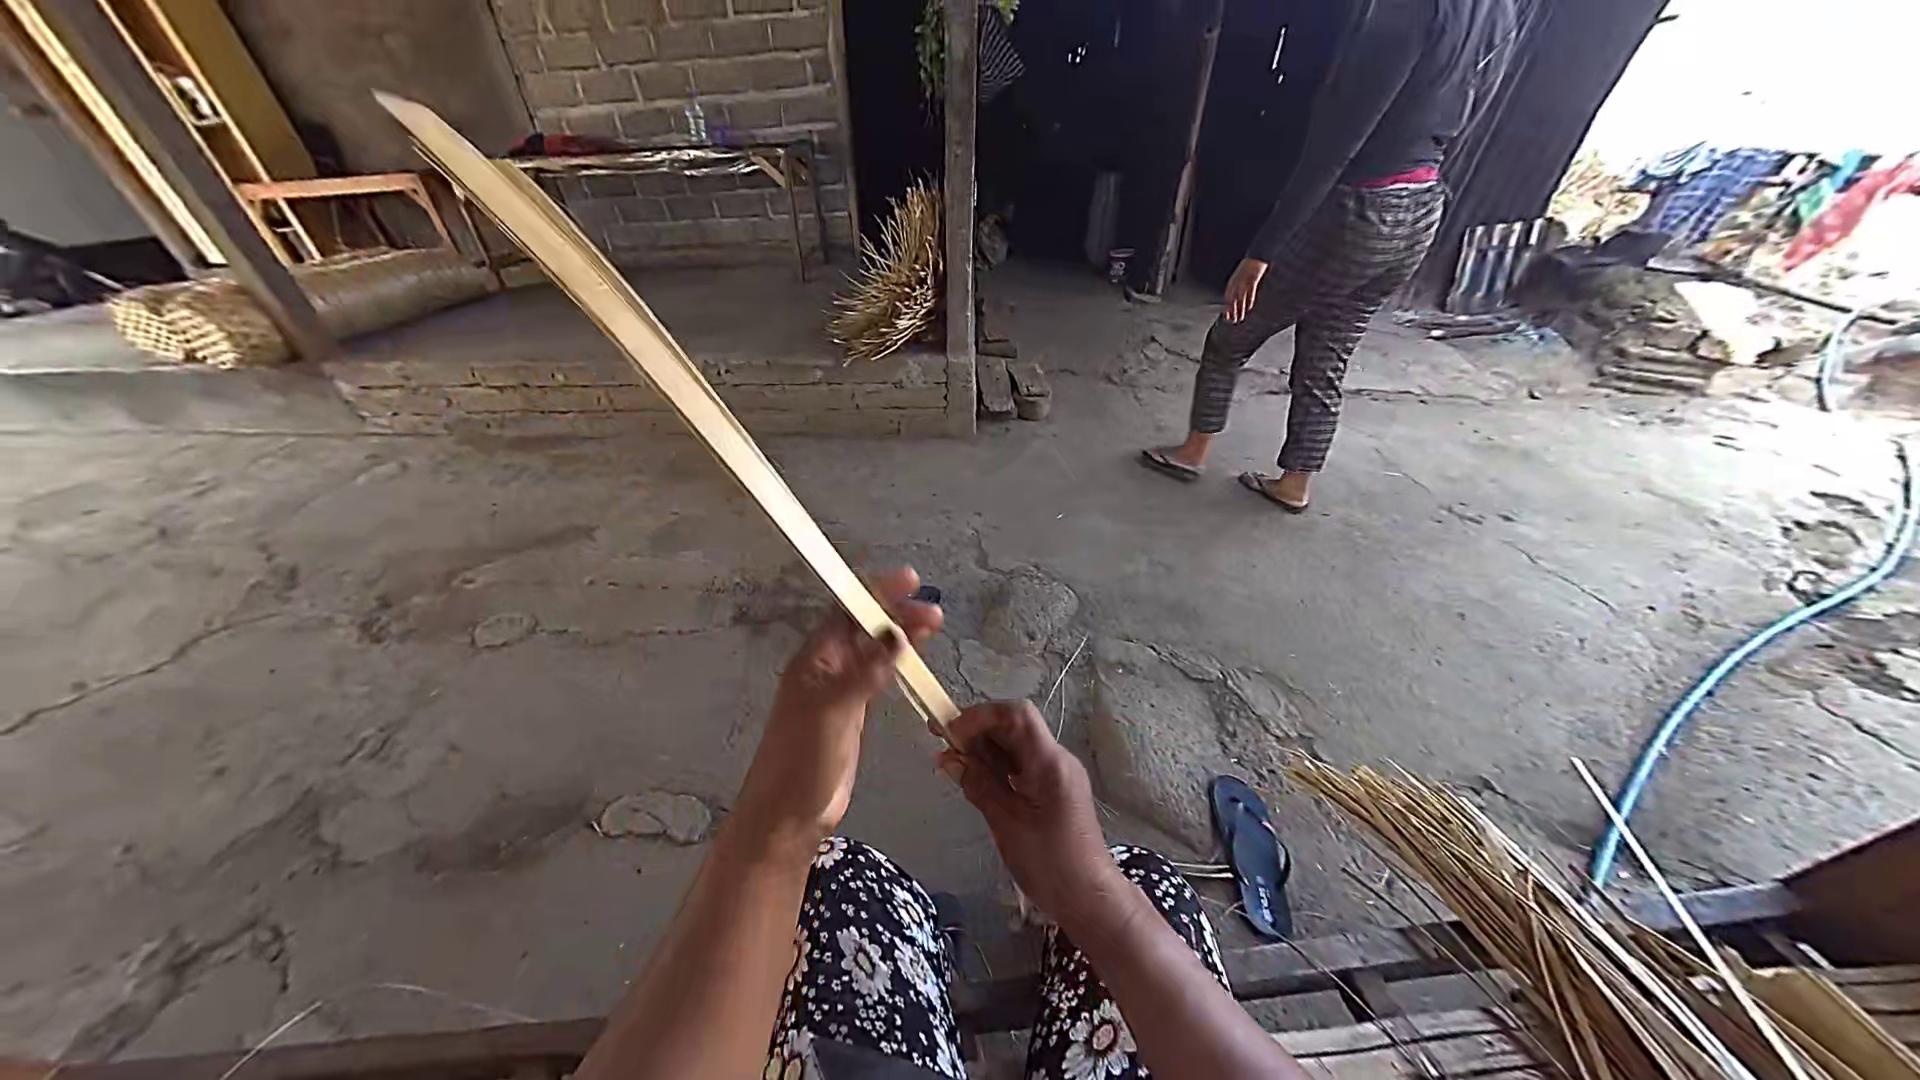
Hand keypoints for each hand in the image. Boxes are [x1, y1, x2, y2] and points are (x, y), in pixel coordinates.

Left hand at [735, 568, 942, 847]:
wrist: (789, 813)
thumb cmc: (801, 759)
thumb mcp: (832, 709)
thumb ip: (866, 671)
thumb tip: (898, 633)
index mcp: (814, 659)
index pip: (847, 612)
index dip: (876, 592)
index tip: (909, 580)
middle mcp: (828, 667)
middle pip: (865, 627)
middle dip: (897, 612)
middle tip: (932, 609)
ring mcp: (842, 688)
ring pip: (876, 649)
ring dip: (902, 634)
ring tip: (933, 623)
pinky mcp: (854, 710)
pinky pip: (880, 674)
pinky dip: (899, 661)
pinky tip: (915, 656)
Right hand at [936, 701, 1124, 923]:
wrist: (1090, 899)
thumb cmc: (1050, 863)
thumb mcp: (1007, 823)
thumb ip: (978, 785)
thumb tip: (949, 759)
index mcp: (1050, 763)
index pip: (1016, 716)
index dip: (980, 716)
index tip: (950, 731)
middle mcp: (1057, 759)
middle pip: (1014, 726)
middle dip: (977, 729)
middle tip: (942, 739)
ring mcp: (1057, 773)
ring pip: (1016, 744)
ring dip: (983, 747)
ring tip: (951, 759)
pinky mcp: (1053, 788)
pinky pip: (1021, 764)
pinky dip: (996, 765)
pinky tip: (974, 777)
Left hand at [1223, 258, 1267, 323]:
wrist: (1257, 256)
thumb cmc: (1249, 268)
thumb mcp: (1240, 278)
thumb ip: (1237, 288)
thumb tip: (1237, 300)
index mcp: (1231, 283)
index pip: (1227, 299)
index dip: (1227, 309)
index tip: (1227, 318)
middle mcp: (1236, 283)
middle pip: (1232, 300)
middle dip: (1232, 312)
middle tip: (1233, 321)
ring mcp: (1244, 281)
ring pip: (1240, 299)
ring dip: (1240, 309)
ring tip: (1240, 318)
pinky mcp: (1252, 279)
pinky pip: (1250, 292)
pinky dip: (1249, 300)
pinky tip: (1249, 308)